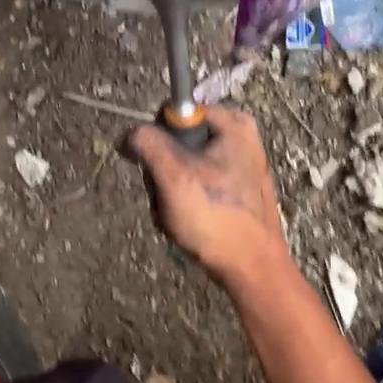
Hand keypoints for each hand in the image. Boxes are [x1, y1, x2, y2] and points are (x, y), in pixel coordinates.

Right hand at [125, 106, 289, 286]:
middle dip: (164, 172)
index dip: (159, 139)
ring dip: (169, 193)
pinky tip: (188, 225)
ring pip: (182, 168)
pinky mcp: (234, 192)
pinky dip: (184, 205)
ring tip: (178, 216)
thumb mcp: (174, 175)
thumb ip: (148, 144)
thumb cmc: (216, 218)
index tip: (159, 168)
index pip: (175, 114)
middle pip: (177, 142)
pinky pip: (195, 187)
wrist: (252, 269)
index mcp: (233, 123)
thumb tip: (129, 135)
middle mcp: (239, 138)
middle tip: (169, 197)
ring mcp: (237, 166)